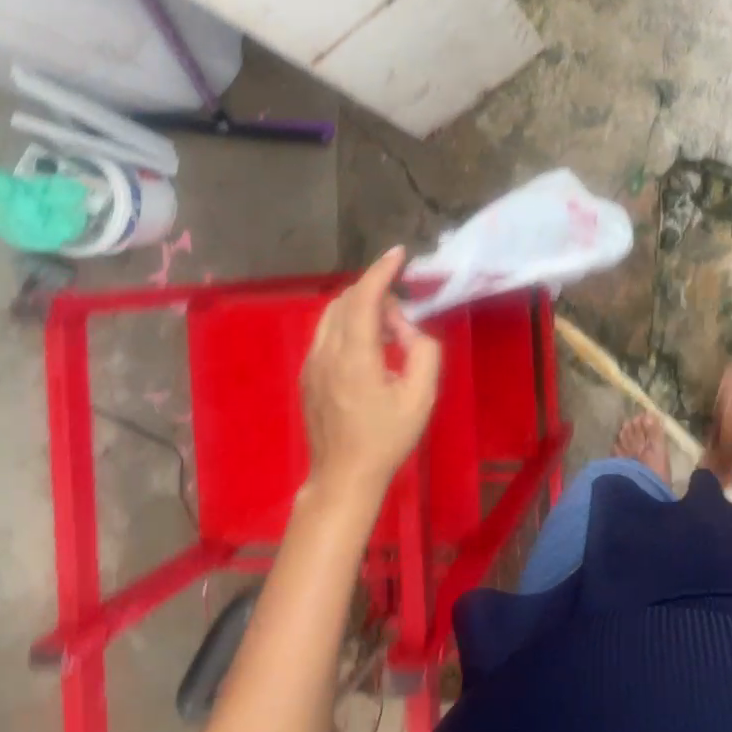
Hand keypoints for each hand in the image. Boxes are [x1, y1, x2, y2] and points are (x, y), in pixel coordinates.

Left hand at [299, 246, 442, 494]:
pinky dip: (349, 325)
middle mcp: (326, 353)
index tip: (400, 254)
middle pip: (345, 300)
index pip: (363, 298)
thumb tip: (407, 327)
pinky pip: (327, 333)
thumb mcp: (421, 397)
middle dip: (375, 292)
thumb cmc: (387, 439)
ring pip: (333, 315)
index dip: (381, 271)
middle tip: (403, 316)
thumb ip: (423, 351)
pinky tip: (370, 350)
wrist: (344, 477)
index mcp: (354, 357)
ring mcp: (311, 363)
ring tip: (388, 332)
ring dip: (361, 308)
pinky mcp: (308, 374)